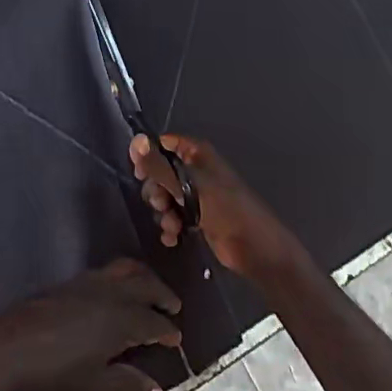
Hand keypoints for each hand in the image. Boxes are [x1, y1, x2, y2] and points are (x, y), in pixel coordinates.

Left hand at [0, 259, 181, 390]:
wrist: (10, 348)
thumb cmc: (56, 371)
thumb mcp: (96, 384)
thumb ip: (130, 387)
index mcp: (121, 318)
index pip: (154, 322)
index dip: (168, 330)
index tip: (176, 337)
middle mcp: (109, 292)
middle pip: (145, 284)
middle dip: (162, 294)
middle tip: (173, 306)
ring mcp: (89, 281)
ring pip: (125, 269)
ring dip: (143, 277)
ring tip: (150, 290)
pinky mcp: (71, 280)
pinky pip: (107, 270)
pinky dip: (122, 276)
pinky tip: (116, 291)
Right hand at [130, 133, 307, 283]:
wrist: (256, 249)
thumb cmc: (226, 209)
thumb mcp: (190, 186)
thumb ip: (160, 166)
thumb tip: (135, 141)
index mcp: (197, 155)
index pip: (164, 144)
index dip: (149, 155)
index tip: (140, 172)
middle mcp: (194, 171)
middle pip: (160, 173)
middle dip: (156, 190)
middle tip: (162, 203)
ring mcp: (195, 196)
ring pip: (165, 197)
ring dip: (163, 213)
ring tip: (173, 225)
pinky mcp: (196, 219)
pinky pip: (173, 217)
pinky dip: (170, 227)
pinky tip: (173, 237)